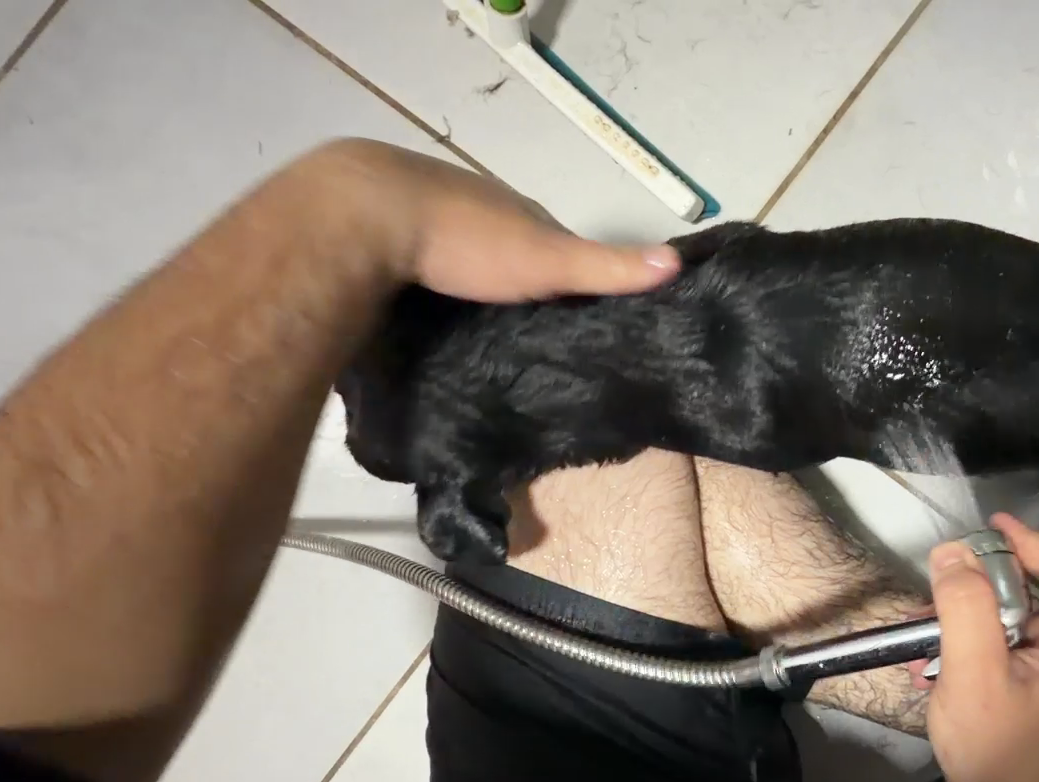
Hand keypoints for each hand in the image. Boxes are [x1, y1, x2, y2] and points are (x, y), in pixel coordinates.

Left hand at [293, 138, 679, 301]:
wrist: (361, 217)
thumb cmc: (465, 239)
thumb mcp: (548, 261)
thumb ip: (606, 267)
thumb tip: (677, 263)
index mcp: (518, 208)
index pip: (559, 240)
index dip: (573, 271)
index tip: (581, 311)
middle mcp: (475, 201)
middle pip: (511, 243)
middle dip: (521, 277)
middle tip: (530, 324)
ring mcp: (424, 209)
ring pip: (463, 249)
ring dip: (474, 278)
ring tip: (484, 324)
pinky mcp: (380, 227)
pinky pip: (419, 255)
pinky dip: (432, 276)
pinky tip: (431, 304)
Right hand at [918, 513, 1038, 781]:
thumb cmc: (993, 747)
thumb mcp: (973, 674)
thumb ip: (965, 609)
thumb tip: (952, 551)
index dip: (1032, 539)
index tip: (986, 531)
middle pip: (1037, 579)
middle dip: (983, 580)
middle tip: (940, 588)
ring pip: (1010, 606)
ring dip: (964, 611)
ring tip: (923, 632)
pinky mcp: (1026, 672)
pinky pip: (996, 633)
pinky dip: (963, 637)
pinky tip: (929, 662)